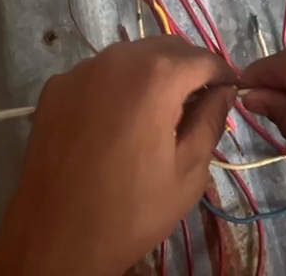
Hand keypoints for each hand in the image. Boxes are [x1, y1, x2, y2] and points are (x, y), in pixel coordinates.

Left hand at [0, 36, 236, 275]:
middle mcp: (117, 58)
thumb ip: (210, 121)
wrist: (55, 238)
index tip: (230, 92)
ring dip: (151, 72)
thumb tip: (223, 91)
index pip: (203, 58)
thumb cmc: (130, 210)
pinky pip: (97, 73)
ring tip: (157, 111)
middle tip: (198, 102)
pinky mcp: (56, 86)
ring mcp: (81, 69)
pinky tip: (115, 120)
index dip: (222, 74)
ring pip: (130, 56)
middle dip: (188, 68)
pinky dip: (115, 85)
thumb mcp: (187, 172)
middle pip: (165, 47)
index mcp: (156, 76)